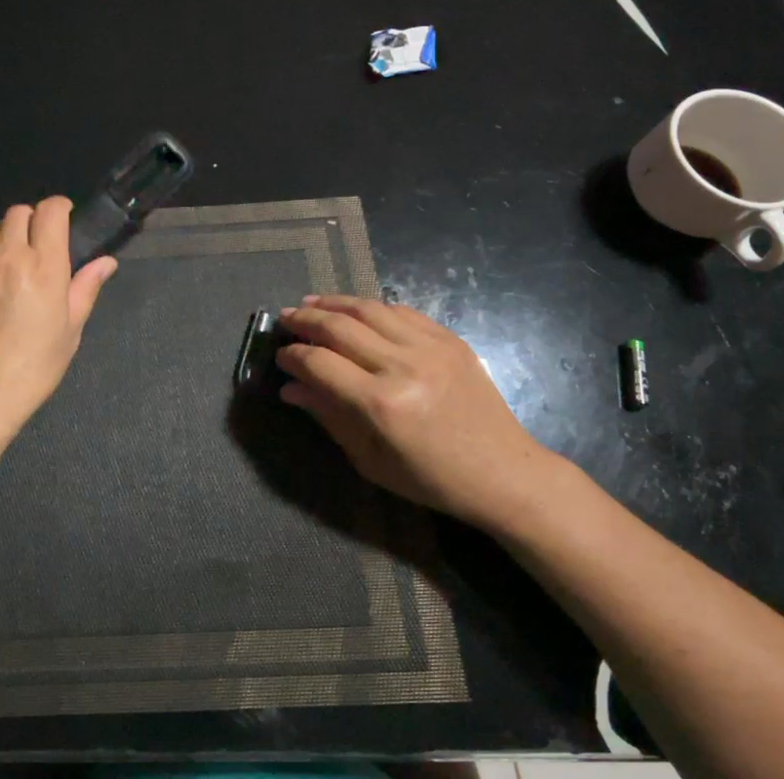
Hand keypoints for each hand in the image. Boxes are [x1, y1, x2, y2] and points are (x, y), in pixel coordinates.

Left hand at [0, 196, 116, 466]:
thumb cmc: (33, 368)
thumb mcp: (70, 331)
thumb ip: (85, 288)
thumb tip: (106, 261)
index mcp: (44, 267)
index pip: (50, 211)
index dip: (58, 208)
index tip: (61, 218)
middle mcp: (7, 257)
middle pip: (17, 214)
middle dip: (29, 223)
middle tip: (34, 248)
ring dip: (1, 244)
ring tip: (4, 273)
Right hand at [276, 295, 561, 530]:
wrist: (504, 474)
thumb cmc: (430, 479)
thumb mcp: (369, 458)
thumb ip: (328, 415)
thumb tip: (290, 387)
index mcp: (380, 403)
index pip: (319, 363)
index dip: (293, 356)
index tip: (279, 355)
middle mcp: (403, 366)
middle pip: (340, 327)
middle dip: (305, 320)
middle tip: (285, 319)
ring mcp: (431, 348)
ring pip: (370, 309)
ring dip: (335, 303)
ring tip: (312, 304)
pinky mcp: (451, 340)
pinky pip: (403, 312)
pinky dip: (374, 308)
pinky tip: (357, 312)